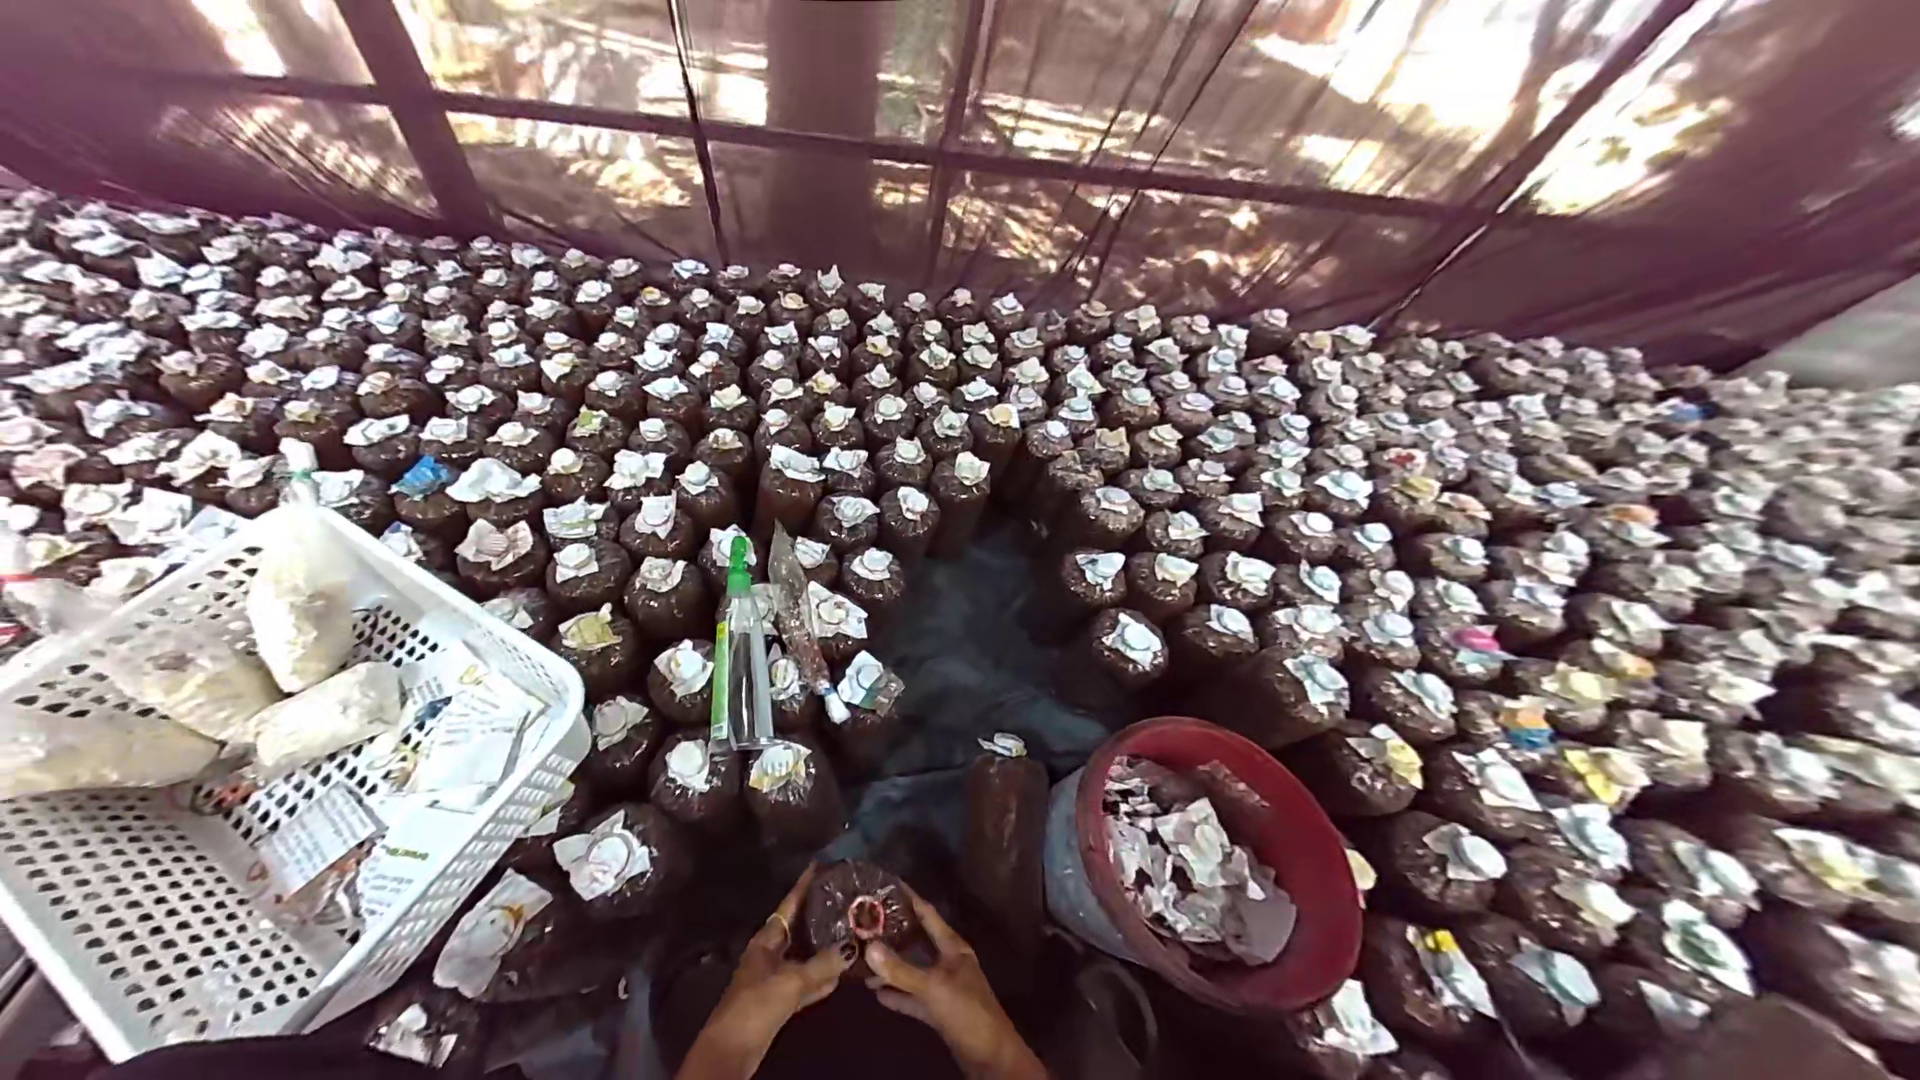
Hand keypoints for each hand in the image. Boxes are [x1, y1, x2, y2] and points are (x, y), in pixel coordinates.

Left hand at [677, 864, 851, 1079]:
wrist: (730, 1052)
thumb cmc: (755, 1004)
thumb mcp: (792, 980)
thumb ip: (823, 964)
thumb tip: (854, 947)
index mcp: (767, 939)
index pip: (789, 903)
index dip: (805, 885)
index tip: (822, 865)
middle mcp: (770, 952)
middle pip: (799, 927)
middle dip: (820, 914)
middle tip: (847, 897)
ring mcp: (774, 977)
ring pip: (804, 955)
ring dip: (824, 948)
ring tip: (851, 931)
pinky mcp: (778, 1000)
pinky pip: (805, 980)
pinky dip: (821, 976)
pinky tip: (841, 974)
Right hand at [864, 885, 1047, 1079]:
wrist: (991, 1057)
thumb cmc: (967, 1010)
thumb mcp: (933, 987)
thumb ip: (901, 970)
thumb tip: (869, 946)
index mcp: (951, 945)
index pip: (926, 913)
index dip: (908, 897)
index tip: (886, 884)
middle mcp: (947, 960)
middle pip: (917, 940)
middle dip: (893, 932)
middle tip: (865, 922)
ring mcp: (943, 985)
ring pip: (913, 969)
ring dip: (892, 966)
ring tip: (863, 959)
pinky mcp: (939, 1009)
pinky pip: (913, 996)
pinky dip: (897, 993)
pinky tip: (877, 992)